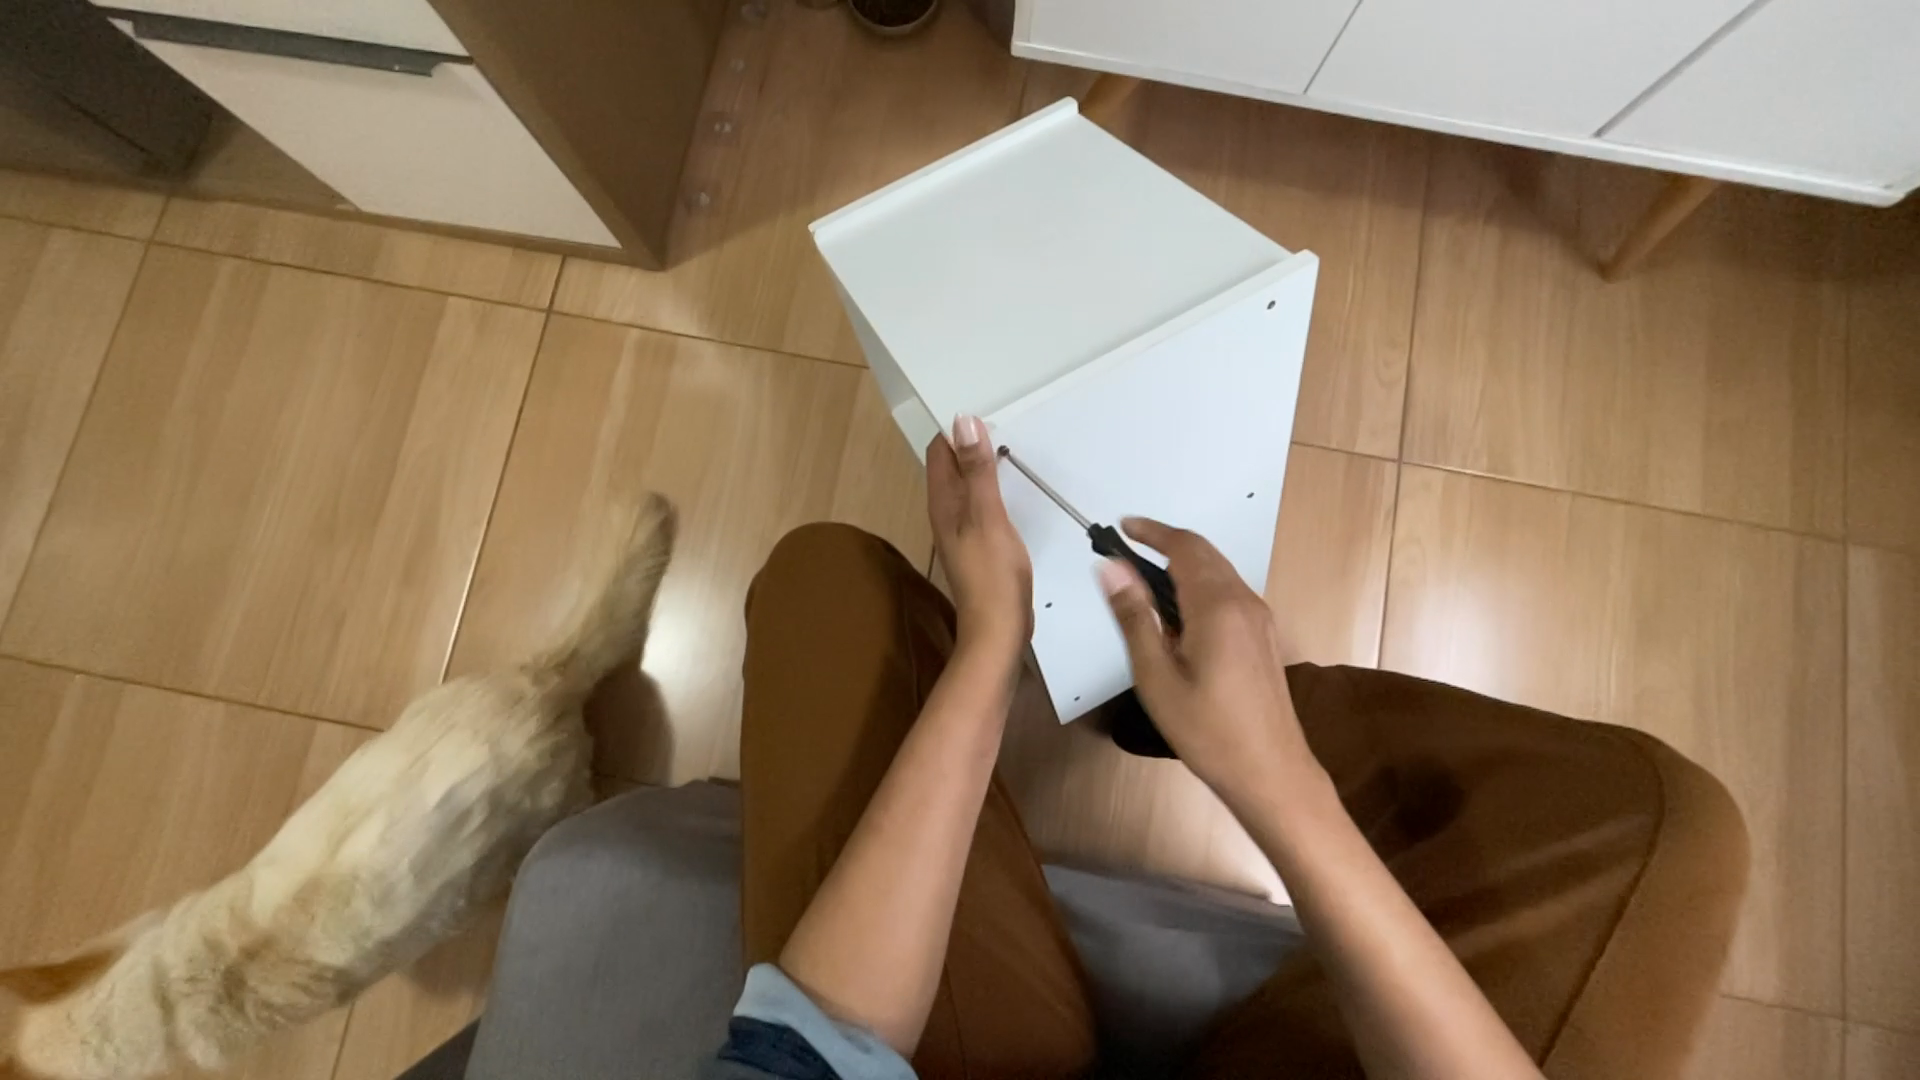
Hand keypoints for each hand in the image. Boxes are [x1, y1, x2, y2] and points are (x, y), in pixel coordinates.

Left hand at [927, 415, 1032, 657]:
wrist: (999, 627)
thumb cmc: (992, 573)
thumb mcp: (987, 515)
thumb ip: (977, 470)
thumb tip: (963, 422)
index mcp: (943, 503)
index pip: (939, 452)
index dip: (955, 429)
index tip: (982, 412)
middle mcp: (946, 513)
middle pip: (951, 467)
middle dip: (968, 443)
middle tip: (999, 423)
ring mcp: (962, 530)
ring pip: (966, 486)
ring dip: (980, 465)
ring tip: (1006, 447)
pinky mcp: (979, 545)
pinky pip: (980, 504)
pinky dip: (991, 488)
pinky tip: (1010, 489)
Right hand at [1099, 518, 1317, 800]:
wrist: (1271, 772)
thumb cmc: (1206, 729)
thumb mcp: (1157, 676)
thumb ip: (1134, 616)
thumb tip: (1111, 568)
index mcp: (1217, 606)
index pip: (1184, 547)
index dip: (1152, 532)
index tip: (1122, 527)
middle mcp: (1244, 602)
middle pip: (1204, 553)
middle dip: (1165, 542)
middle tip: (1126, 548)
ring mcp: (1259, 618)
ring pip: (1217, 571)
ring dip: (1182, 563)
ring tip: (1144, 580)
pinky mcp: (1263, 636)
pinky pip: (1227, 592)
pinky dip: (1198, 584)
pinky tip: (1176, 614)